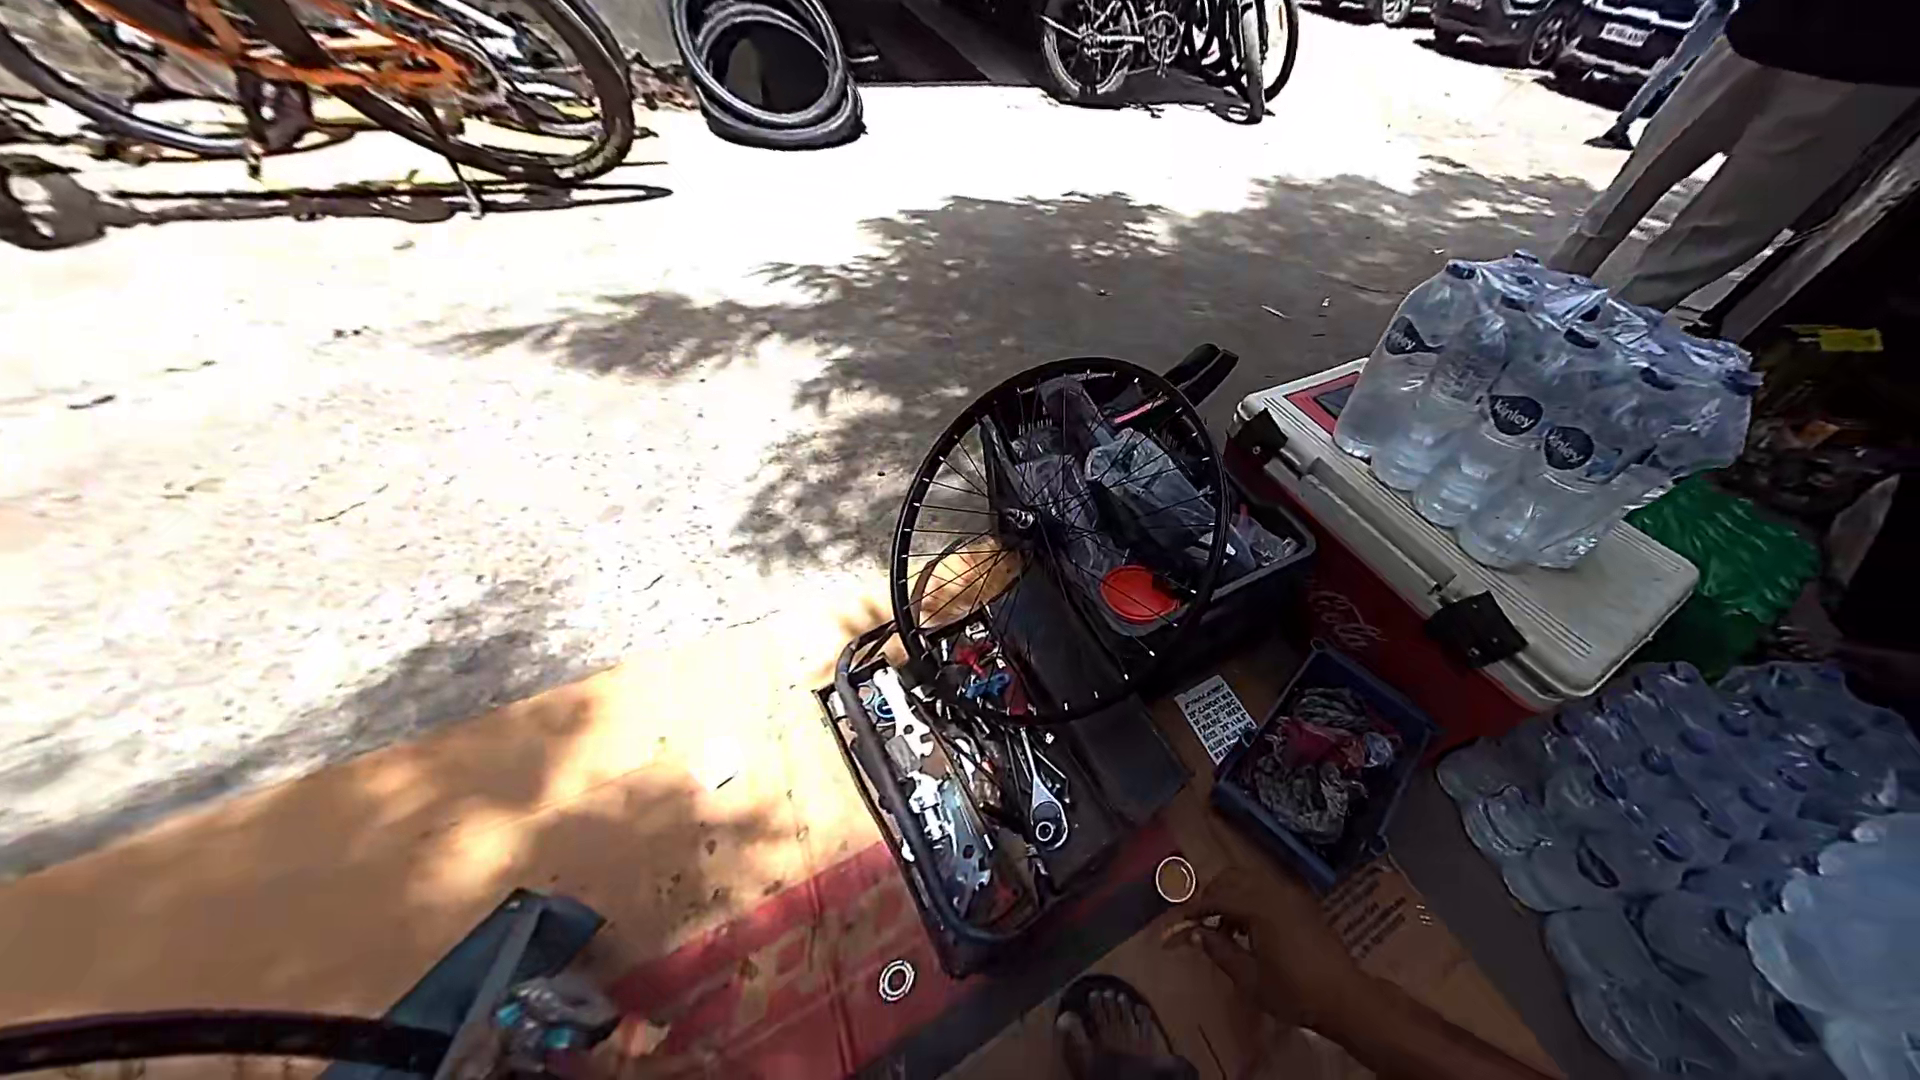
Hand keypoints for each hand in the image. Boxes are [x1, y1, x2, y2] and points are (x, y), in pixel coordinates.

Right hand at [1163, 869, 1366, 1028]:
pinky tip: (1250, 925)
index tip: (1182, 921)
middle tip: (1203, 921)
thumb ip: (1220, 951)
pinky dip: (1249, 896)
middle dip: (1212, 896)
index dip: (1195, 908)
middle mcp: (1272, 890)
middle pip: (1230, 879)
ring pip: (1247, 879)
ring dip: (1230, 894)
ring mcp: (1288, 893)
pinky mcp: (1300, 901)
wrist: (1348, 999)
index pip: (1216, 897)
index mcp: (1258, 906)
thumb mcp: (1251, 979)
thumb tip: (1195, 934)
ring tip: (1226, 925)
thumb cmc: (1296, 992)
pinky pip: (1265, 887)